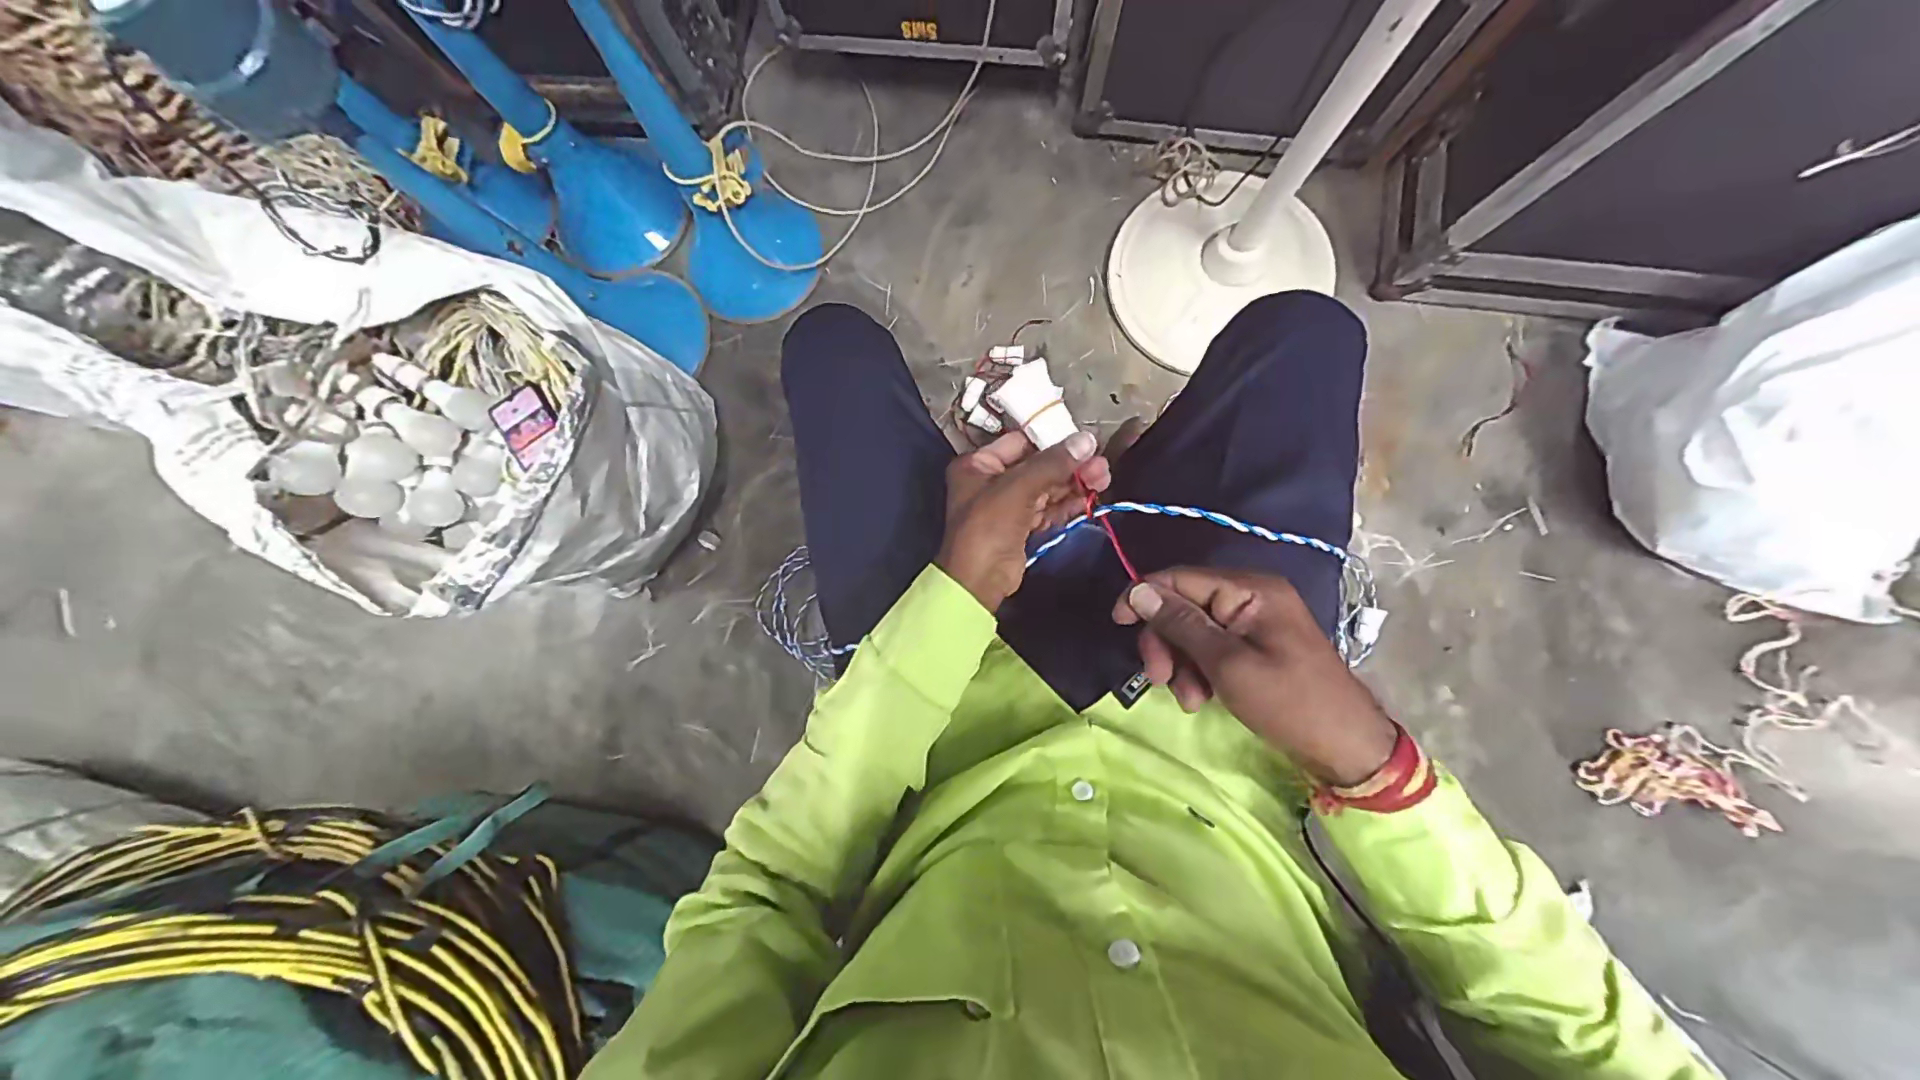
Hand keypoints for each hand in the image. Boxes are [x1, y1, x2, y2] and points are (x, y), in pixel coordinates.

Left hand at [937, 430, 1108, 612]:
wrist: (978, 581)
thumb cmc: (986, 530)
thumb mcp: (1017, 488)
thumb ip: (1052, 464)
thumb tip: (1085, 441)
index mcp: (978, 464)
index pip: (1021, 442)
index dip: (1052, 439)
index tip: (1083, 440)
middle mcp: (991, 481)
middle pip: (1038, 466)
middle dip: (1070, 466)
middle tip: (1099, 465)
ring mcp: (1006, 505)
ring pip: (1046, 488)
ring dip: (1073, 484)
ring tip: (1102, 479)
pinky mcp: (1020, 527)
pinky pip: (1048, 508)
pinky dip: (1067, 504)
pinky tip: (1088, 498)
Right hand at [1112, 567, 1396, 785]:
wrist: (1346, 747)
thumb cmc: (1289, 703)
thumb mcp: (1227, 664)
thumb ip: (1181, 624)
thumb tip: (1139, 591)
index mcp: (1250, 591)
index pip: (1181, 578)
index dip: (1144, 596)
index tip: (1117, 623)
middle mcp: (1251, 597)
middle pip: (1183, 605)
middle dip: (1165, 641)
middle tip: (1158, 678)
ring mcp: (1254, 622)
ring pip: (1192, 630)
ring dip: (1180, 663)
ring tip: (1190, 699)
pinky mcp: (1254, 646)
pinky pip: (1210, 647)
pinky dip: (1198, 671)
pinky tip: (1202, 698)